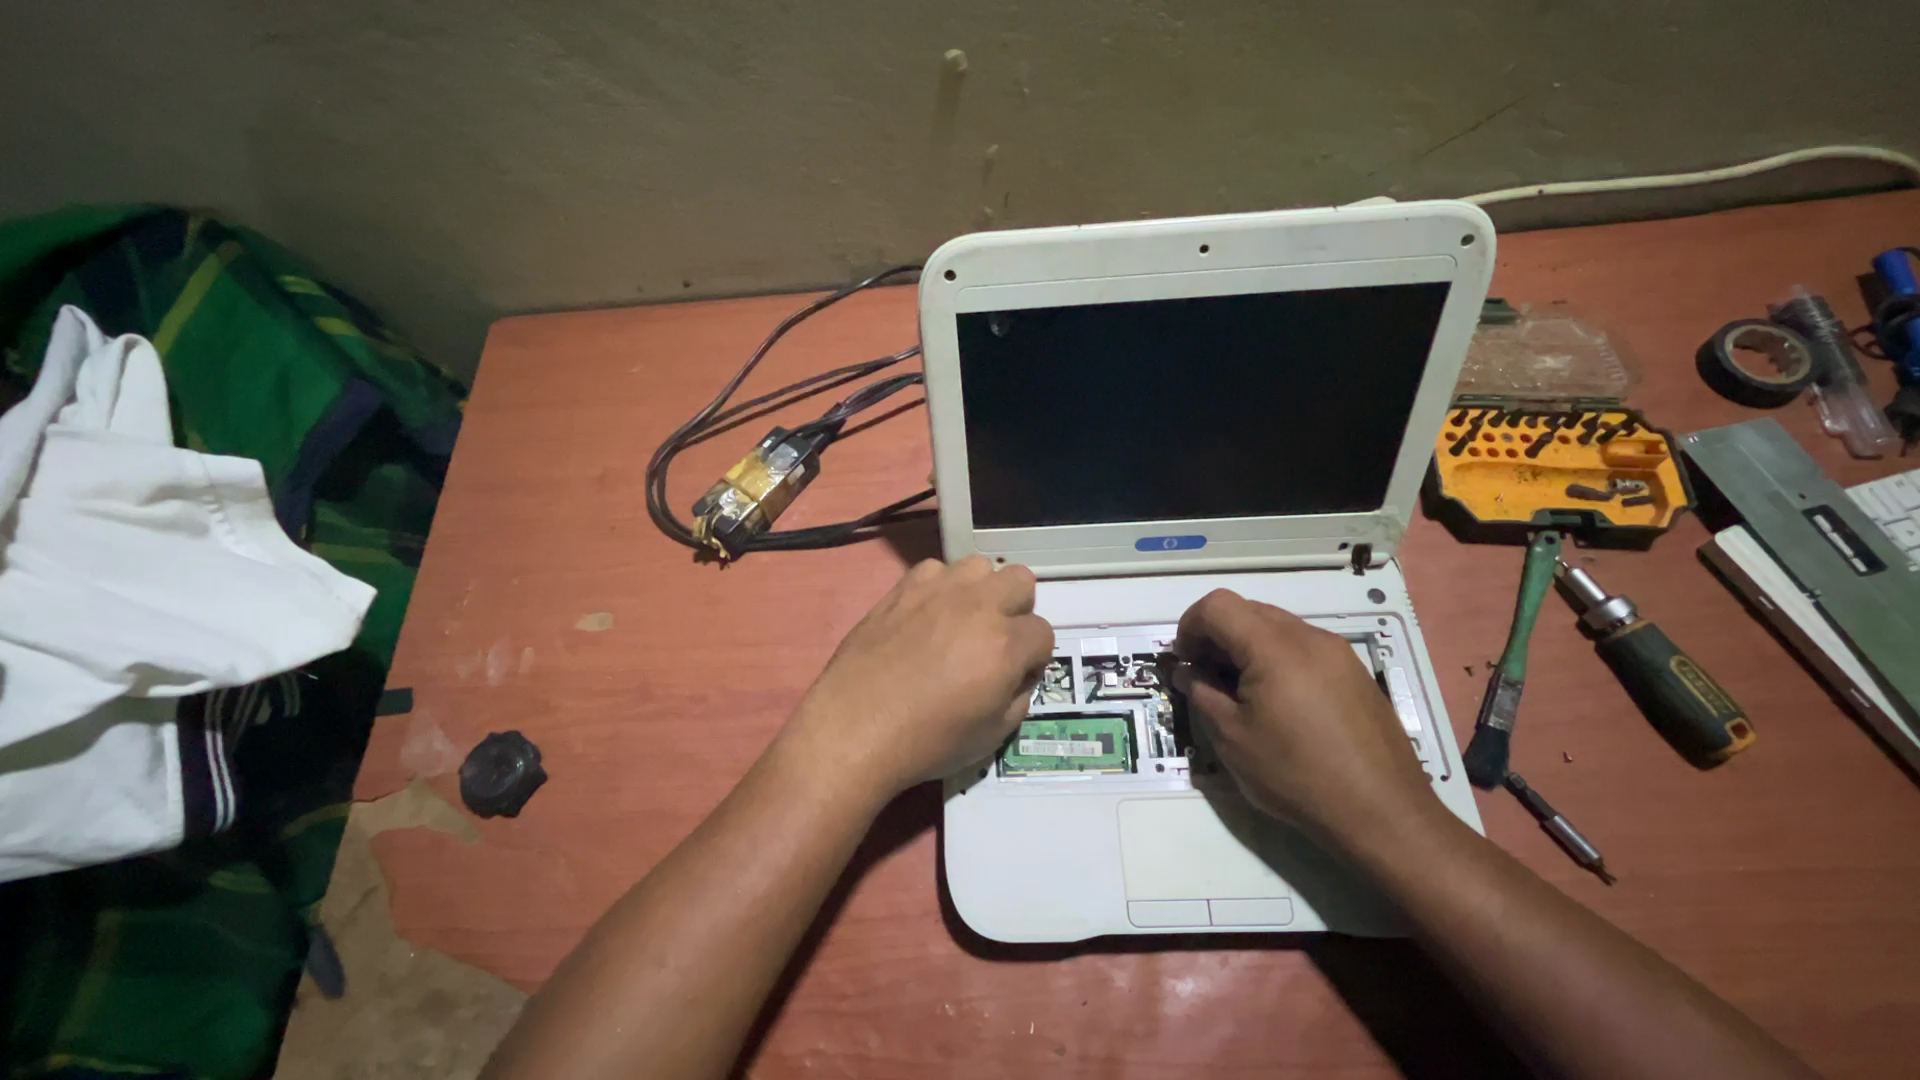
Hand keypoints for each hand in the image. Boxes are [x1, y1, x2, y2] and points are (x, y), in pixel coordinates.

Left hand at [785, 556, 1053, 796]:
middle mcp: (977, 607)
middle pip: (1021, 581)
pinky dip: (939, 588)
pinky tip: (926, 616)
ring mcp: (938, 591)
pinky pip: (935, 569)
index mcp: (1005, 645)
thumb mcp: (992, 735)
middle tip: (995, 641)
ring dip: (980, 591)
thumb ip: (1019, 697)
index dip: (1033, 658)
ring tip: (962, 621)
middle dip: (1017, 610)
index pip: (1043, 633)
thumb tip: (1018, 674)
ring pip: (980, 566)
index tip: (1014, 676)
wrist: (855, 730)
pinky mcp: (902, 588)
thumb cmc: (927, 743)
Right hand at [1172, 589, 1437, 843]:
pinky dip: (1277, 658)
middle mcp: (1310, 637)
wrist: (1382, 813)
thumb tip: (1187, 671)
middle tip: (1206, 677)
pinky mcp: (1355, 673)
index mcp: (1275, 648)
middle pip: (1249, 610)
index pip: (1218, 605)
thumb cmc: (1296, 775)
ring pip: (1277, 626)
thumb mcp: (1233, 738)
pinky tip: (1278, 703)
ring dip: (1247, 646)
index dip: (1190, 625)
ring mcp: (1338, 652)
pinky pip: (1304, 647)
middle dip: (1217, 634)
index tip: (1184, 661)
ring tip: (1240, 692)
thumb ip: (1202, 693)